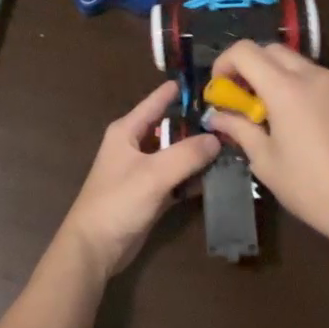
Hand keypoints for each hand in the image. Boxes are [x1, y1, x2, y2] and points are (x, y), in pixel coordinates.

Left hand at [58, 82, 220, 278]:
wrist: (95, 247)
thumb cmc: (117, 202)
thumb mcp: (153, 174)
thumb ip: (186, 155)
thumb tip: (217, 138)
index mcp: (126, 132)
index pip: (155, 103)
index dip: (177, 91)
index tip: (204, 79)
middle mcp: (134, 146)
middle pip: (170, 128)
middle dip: (197, 125)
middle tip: (231, 118)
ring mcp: (143, 172)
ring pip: (176, 155)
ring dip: (199, 153)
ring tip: (233, 144)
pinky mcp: (151, 195)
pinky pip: (178, 179)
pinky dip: (194, 178)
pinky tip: (219, 176)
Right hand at [201, 42, 328, 252]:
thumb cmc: (313, 189)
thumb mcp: (266, 162)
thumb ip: (240, 130)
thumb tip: (217, 116)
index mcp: (286, 88)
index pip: (245, 51)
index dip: (223, 63)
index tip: (218, 91)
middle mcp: (312, 75)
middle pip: (270, 50)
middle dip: (247, 67)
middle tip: (238, 100)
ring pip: (293, 62)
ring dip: (271, 76)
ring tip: (265, 113)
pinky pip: (313, 78)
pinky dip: (294, 86)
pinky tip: (293, 122)